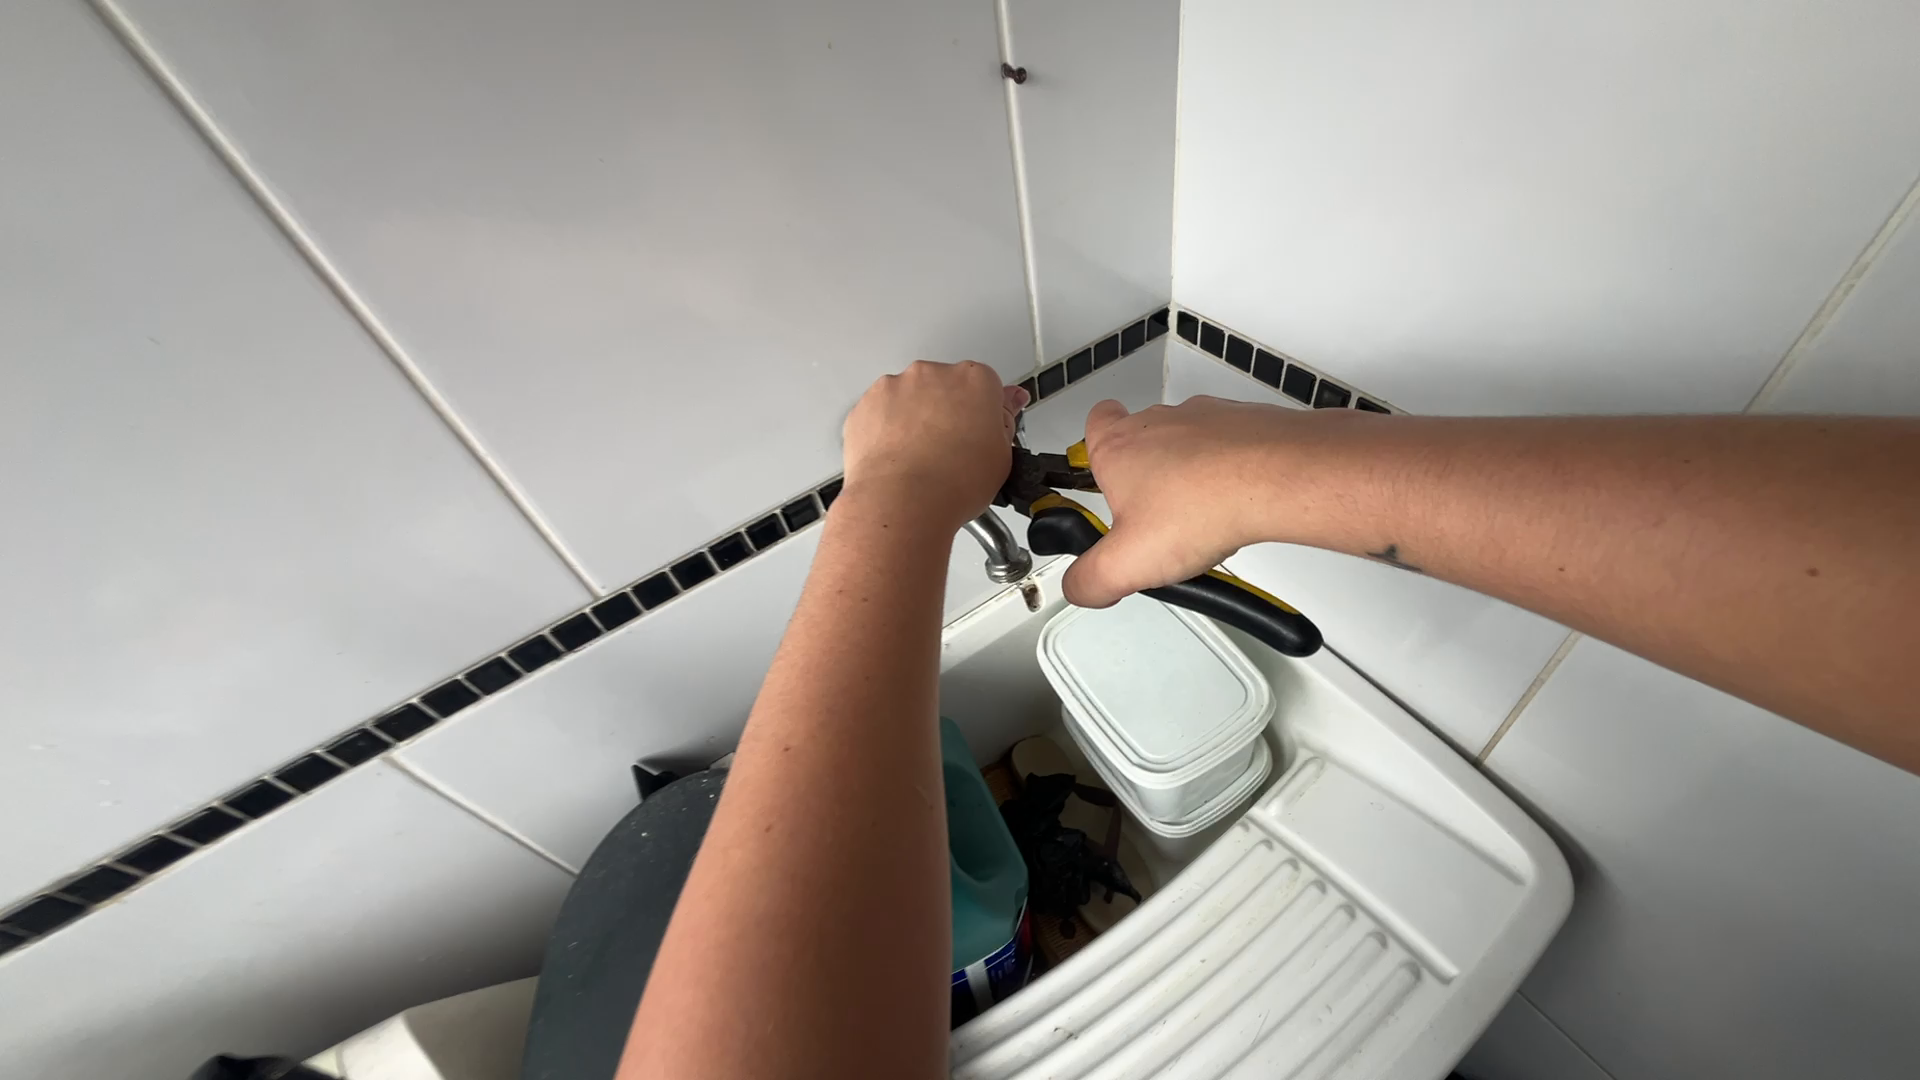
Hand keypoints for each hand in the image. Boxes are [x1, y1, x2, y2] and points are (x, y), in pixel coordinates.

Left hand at [842, 361, 1028, 530]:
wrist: (903, 503)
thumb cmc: (952, 483)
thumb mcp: (1002, 457)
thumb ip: (1004, 421)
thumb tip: (1007, 405)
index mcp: (974, 381)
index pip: (986, 387)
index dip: (984, 414)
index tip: (980, 434)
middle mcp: (933, 374)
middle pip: (945, 387)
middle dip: (947, 413)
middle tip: (952, 453)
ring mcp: (895, 388)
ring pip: (909, 398)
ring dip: (914, 420)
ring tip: (922, 461)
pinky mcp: (865, 407)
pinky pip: (879, 415)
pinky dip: (886, 432)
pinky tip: (898, 462)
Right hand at [1063, 395, 1321, 606]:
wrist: (1280, 479)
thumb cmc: (1201, 509)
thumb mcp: (1127, 564)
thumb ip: (1089, 580)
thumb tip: (1078, 587)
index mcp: (1118, 446)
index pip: (1093, 423)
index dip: (1093, 450)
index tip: (1101, 480)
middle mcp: (1158, 422)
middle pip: (1141, 439)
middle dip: (1144, 475)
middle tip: (1152, 519)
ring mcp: (1205, 417)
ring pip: (1187, 443)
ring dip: (1188, 474)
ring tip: (1200, 519)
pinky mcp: (1247, 422)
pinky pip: (1228, 446)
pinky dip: (1228, 471)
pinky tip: (1236, 508)